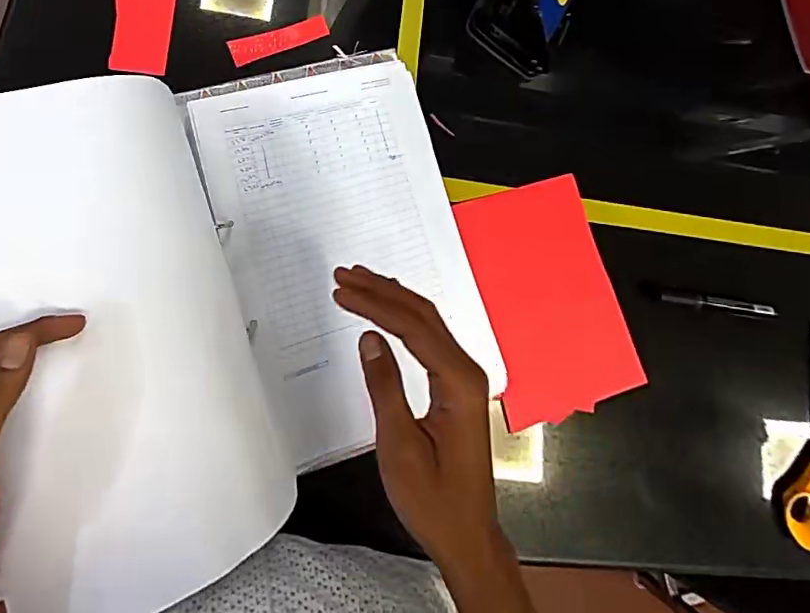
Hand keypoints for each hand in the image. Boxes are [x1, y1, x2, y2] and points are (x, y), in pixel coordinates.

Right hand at [331, 267, 532, 612]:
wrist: (466, 534)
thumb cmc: (434, 500)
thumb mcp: (400, 447)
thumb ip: (385, 386)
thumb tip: (369, 337)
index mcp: (458, 382)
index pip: (412, 327)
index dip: (374, 304)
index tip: (342, 291)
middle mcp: (467, 371)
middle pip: (422, 314)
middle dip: (381, 290)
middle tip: (345, 275)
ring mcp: (464, 376)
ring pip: (427, 320)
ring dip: (391, 297)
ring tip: (358, 280)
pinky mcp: (457, 383)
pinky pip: (429, 336)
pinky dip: (403, 316)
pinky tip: (388, 308)